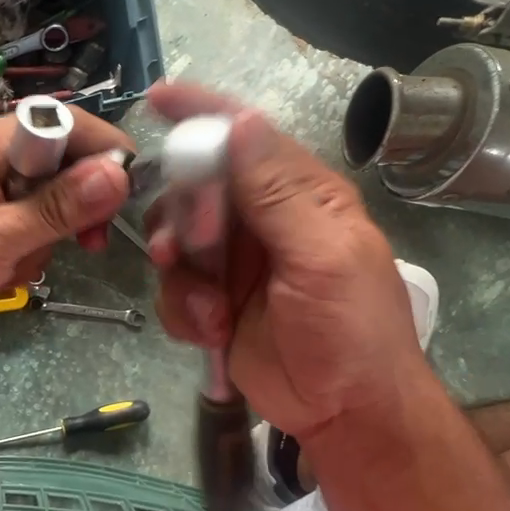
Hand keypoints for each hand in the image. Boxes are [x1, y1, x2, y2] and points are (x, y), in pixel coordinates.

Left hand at [0, 107, 131, 343]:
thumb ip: (55, 209)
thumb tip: (117, 175)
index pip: (62, 124)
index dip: (100, 151)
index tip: (126, 191)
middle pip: (63, 164)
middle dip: (75, 208)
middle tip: (87, 244)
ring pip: (51, 203)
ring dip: (47, 239)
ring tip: (18, 265)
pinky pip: (30, 227)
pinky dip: (28, 253)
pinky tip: (6, 272)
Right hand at [148, 81, 427, 440]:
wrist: (344, 412)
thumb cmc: (351, 330)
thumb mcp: (321, 255)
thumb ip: (277, 192)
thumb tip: (240, 121)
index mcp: (299, 196)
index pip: (246, 138)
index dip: (203, 114)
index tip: (158, 99)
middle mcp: (262, 222)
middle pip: (194, 192)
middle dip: (177, 221)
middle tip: (175, 251)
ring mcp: (234, 265)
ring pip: (174, 245)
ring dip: (181, 278)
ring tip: (207, 311)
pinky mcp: (213, 305)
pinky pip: (173, 291)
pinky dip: (183, 312)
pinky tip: (209, 332)